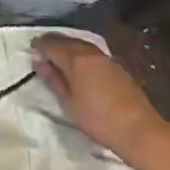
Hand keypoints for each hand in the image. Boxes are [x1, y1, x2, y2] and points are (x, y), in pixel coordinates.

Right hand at [32, 33, 168, 159]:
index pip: (52, 45)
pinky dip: (81, 52)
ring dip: (68, 45)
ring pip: (81, 43)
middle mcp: (89, 52)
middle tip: (42, 48)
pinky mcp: (116, 65)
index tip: (31, 47)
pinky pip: (92, 51)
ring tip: (59, 53)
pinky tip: (80, 61)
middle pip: (67, 40)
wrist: (138, 128)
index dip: (40, 44)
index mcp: (75, 59)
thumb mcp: (69, 104)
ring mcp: (105, 57)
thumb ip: (53, 80)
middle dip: (53, 42)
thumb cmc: (98, 119)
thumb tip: (38, 62)